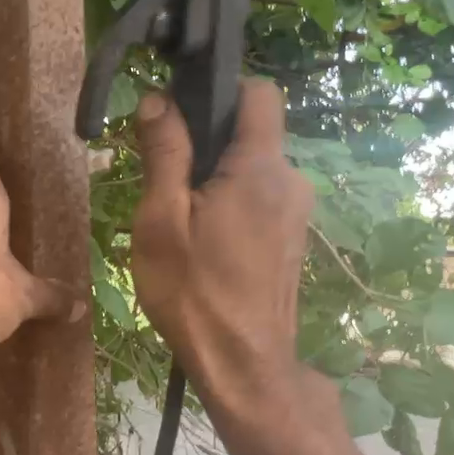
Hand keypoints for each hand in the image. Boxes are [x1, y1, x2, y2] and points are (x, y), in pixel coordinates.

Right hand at [131, 80, 314, 412]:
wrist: (242, 365)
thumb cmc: (192, 290)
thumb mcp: (162, 219)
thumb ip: (164, 153)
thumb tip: (157, 99)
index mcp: (261, 169)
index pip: (260, 93)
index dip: (219, 89)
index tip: (178, 111)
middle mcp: (291, 181)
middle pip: (250, 131)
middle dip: (206, 141)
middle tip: (162, 178)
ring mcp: (296, 211)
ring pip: (250, 166)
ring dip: (213, 175)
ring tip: (176, 214)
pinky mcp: (291, 236)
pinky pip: (257, 194)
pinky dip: (227, 199)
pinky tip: (200, 237)